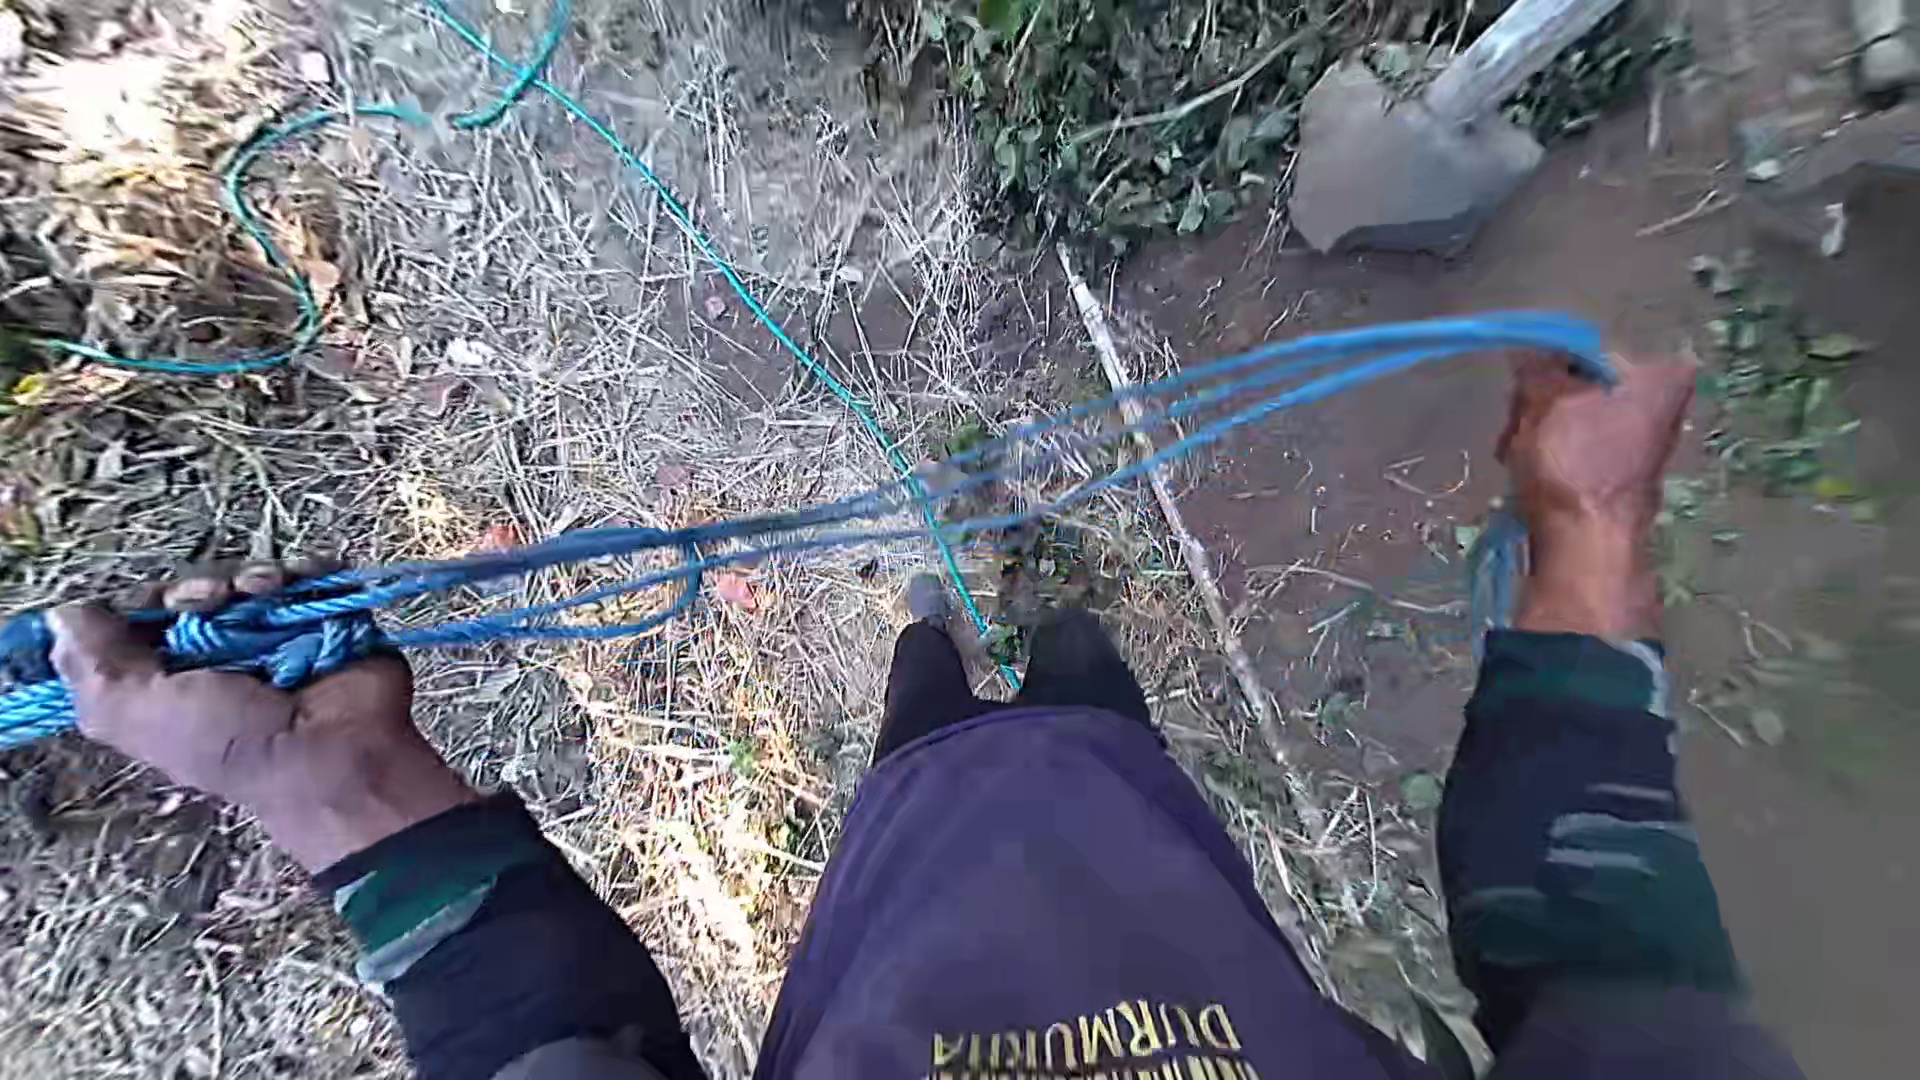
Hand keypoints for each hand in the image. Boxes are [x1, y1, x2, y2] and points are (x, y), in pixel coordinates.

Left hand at [48, 563, 476, 870]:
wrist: (331, 745)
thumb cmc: (227, 738)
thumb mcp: (133, 710)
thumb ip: (94, 663)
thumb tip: (69, 612)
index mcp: (172, 670)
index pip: (150, 614)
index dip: (150, 599)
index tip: (164, 605)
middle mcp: (230, 648)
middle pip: (208, 590)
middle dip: (206, 585)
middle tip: (216, 599)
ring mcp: (289, 634)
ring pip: (265, 580)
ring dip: (261, 574)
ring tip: (269, 586)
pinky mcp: (340, 622)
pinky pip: (325, 582)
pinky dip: (318, 570)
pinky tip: (314, 572)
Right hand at [1496, 352, 1694, 637]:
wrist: (1583, 531)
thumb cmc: (1573, 463)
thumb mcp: (1547, 405)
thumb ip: (1537, 369)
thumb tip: (1523, 345)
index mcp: (1657, 373)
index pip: (1579, 352)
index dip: (1540, 375)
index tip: (1521, 403)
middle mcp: (1658, 396)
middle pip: (1571, 382)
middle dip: (1534, 407)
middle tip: (1521, 434)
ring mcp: (1637, 430)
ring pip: (1562, 412)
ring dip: (1530, 431)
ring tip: (1520, 456)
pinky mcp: (1612, 458)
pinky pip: (1567, 437)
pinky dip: (1542, 449)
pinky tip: (1531, 467)